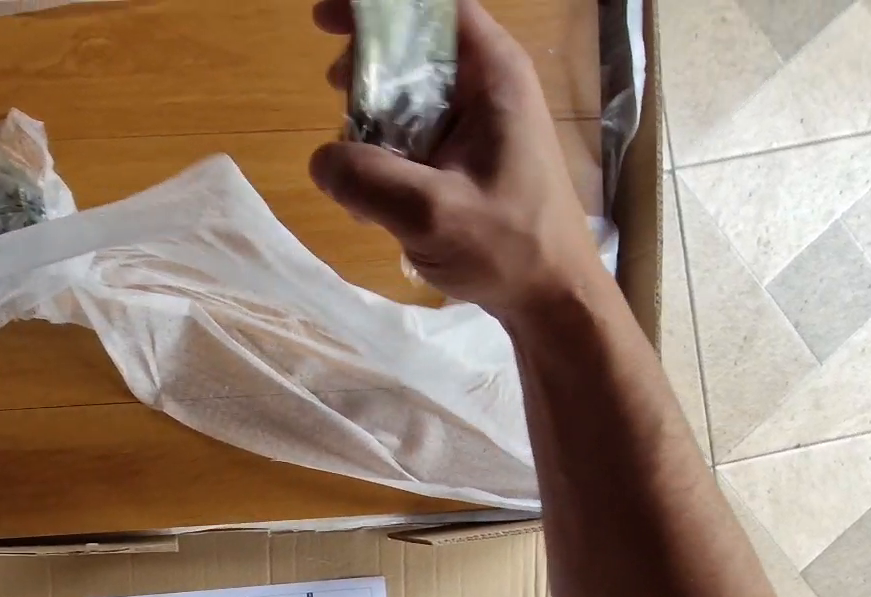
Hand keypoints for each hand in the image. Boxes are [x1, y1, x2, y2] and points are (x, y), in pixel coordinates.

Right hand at [310, 0, 600, 311]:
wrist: (549, 294)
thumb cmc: (507, 246)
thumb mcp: (430, 213)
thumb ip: (369, 181)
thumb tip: (320, 160)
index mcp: (491, 76)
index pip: (430, 11)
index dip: (377, 11)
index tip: (326, 22)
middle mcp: (485, 90)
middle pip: (411, 55)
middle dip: (366, 79)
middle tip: (340, 109)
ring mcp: (475, 128)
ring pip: (405, 105)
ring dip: (370, 133)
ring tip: (357, 180)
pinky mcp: (465, 163)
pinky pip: (412, 145)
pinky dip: (385, 164)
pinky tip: (374, 205)